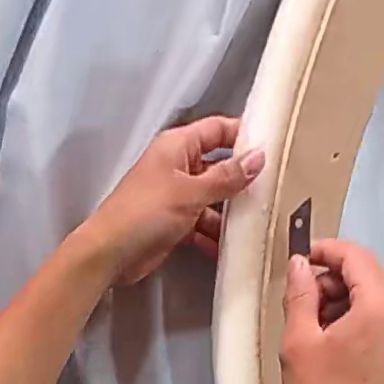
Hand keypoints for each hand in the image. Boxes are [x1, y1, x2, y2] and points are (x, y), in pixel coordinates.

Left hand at [76, 116, 265, 284]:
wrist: (111, 253)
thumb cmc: (143, 213)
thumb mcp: (190, 192)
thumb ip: (226, 177)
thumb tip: (257, 158)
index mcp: (177, 147)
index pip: (217, 130)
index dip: (243, 134)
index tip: (271, 145)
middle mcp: (178, 168)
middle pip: (219, 167)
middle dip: (242, 181)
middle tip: (272, 190)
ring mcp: (177, 197)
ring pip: (214, 201)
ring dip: (230, 215)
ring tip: (255, 225)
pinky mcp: (175, 224)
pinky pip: (203, 226)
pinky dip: (215, 237)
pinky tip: (229, 249)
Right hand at [280, 239, 383, 383]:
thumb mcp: (299, 342)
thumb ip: (300, 294)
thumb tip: (300, 262)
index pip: (355, 255)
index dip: (323, 250)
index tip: (297, 259)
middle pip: (364, 272)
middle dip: (329, 280)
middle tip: (299, 304)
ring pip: (371, 291)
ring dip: (339, 298)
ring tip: (311, 326)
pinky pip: (379, 311)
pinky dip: (354, 313)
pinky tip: (331, 337)